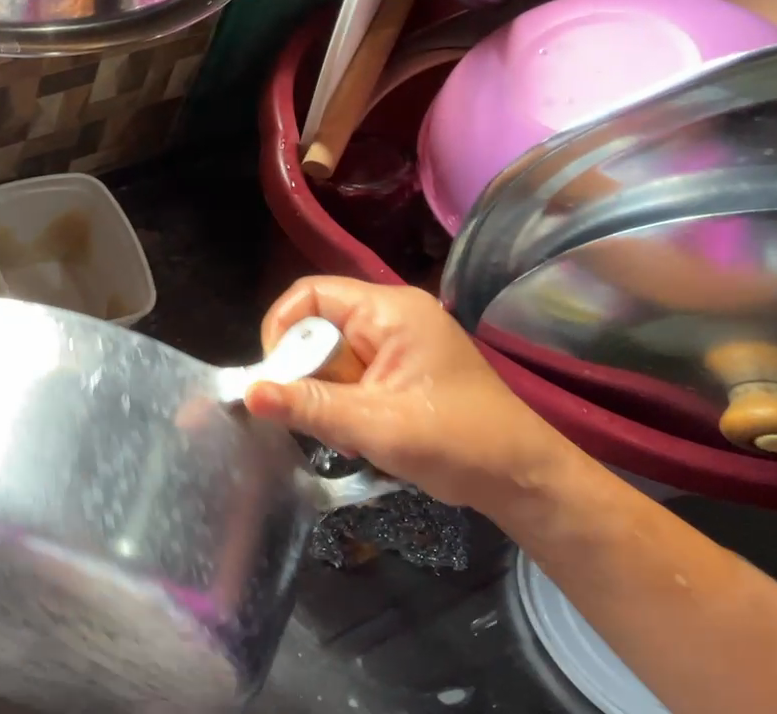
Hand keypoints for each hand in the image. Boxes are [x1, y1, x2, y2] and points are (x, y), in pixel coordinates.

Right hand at [244, 276, 578, 513]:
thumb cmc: (459, 444)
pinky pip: (351, 372)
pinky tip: (361, 433)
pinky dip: (345, 401)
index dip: (281, 329)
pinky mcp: (403, 368)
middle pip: (318, 327)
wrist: (528, 482)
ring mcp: (400, 342)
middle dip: (309, 374)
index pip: (310, 295)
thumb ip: (309, 406)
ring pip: (331, 355)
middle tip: (317, 416)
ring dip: (327, 394)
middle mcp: (393, 316)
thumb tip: (248, 393)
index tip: (277, 375)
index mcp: (391, 311)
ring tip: (347, 433)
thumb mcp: (375, 425)